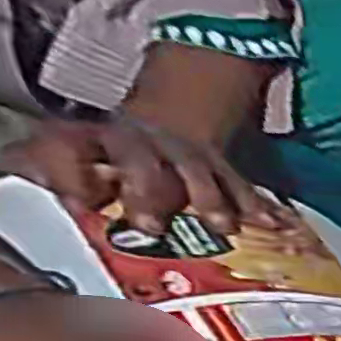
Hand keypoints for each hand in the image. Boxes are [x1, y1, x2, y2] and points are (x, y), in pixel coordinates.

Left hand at [0, 118, 285, 236]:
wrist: (180, 114)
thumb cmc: (128, 151)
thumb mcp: (89, 153)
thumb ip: (77, 179)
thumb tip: (68, 205)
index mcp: (95, 138)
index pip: (72, 148)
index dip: (71, 174)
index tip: (76, 202)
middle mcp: (140, 142)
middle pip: (141, 165)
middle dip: (146, 195)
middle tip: (150, 226)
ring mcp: (187, 153)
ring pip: (194, 174)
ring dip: (207, 201)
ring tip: (222, 227)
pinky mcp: (223, 166)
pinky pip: (239, 185)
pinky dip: (254, 205)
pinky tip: (272, 223)